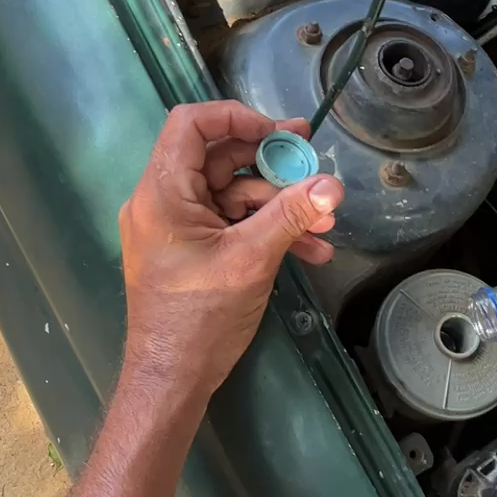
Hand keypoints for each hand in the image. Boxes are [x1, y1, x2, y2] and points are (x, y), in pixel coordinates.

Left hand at [117, 101, 342, 401]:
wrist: (173, 379)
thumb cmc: (201, 315)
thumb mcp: (252, 259)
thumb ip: (292, 215)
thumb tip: (333, 185)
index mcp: (163, 192)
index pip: (191, 124)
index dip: (237, 117)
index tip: (279, 132)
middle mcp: (165, 201)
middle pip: (220, 158)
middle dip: (273, 165)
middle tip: (314, 161)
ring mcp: (180, 226)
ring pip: (235, 195)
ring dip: (281, 206)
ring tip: (325, 225)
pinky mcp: (194, 249)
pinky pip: (234, 224)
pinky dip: (268, 231)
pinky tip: (311, 251)